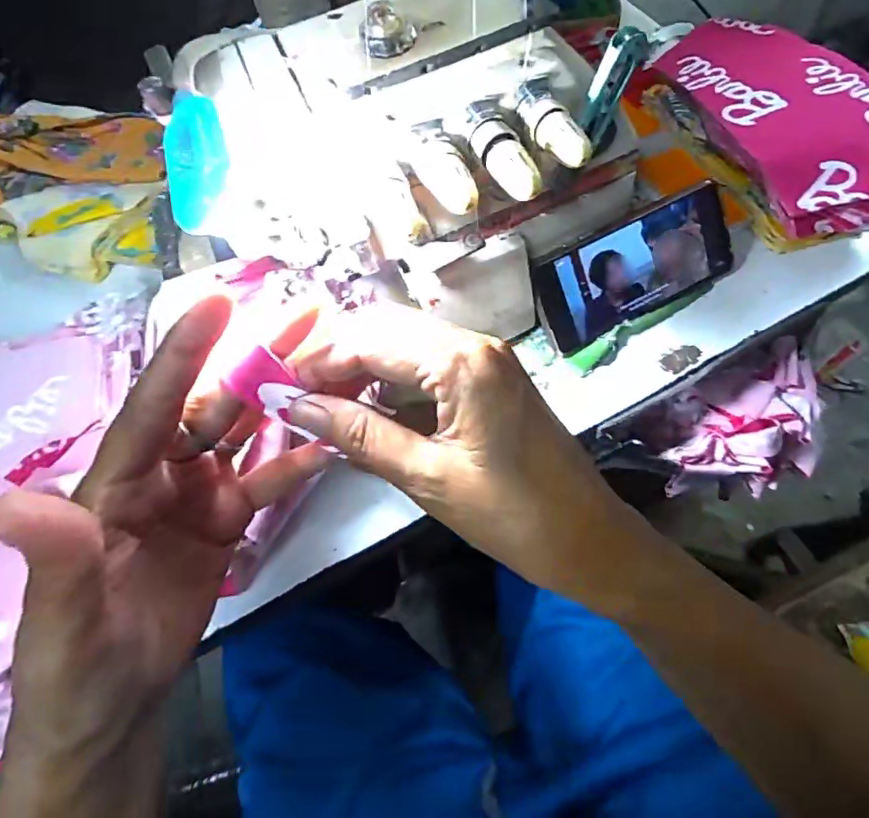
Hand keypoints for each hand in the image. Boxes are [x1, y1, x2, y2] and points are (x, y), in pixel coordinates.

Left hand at [0, 297, 324, 815]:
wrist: (111, 711)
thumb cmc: (71, 662)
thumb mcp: (60, 615)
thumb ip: (54, 557)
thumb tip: (11, 503)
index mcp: (116, 478)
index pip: (154, 404)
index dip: (185, 352)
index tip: (219, 301)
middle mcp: (159, 471)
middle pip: (213, 404)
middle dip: (256, 357)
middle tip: (304, 313)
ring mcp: (196, 495)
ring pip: (245, 432)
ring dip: (285, 396)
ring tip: (331, 361)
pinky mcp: (225, 522)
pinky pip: (265, 482)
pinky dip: (296, 460)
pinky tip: (331, 440)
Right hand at [284, 305, 656, 608]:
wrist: (591, 539)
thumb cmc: (514, 516)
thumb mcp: (428, 478)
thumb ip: (361, 436)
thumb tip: (298, 408)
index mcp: (461, 361)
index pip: (371, 340)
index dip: (320, 362)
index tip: (277, 388)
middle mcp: (474, 343)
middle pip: (386, 329)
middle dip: (337, 358)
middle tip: (296, 397)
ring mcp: (486, 357)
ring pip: (406, 343)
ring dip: (363, 367)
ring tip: (323, 404)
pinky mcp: (490, 377)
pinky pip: (428, 363)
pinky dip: (393, 380)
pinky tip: (368, 408)